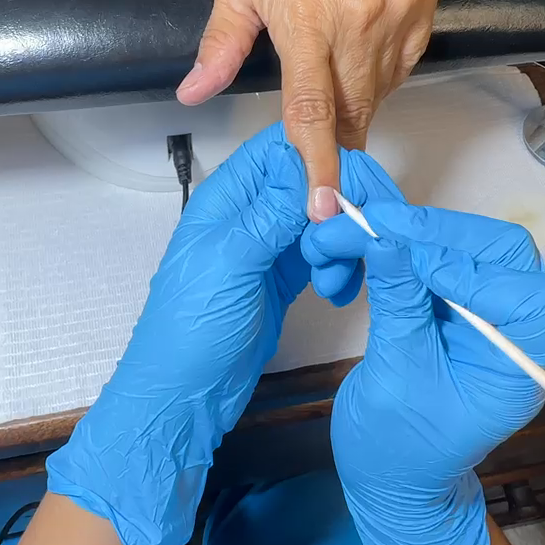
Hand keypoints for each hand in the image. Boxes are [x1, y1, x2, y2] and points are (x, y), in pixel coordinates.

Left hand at [47, 125, 397, 544]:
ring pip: (323, 219)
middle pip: (311, 181)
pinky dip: (340, 268)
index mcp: (227, 198)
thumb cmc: (191, 330)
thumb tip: (299, 158)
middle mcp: (251, 213)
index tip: (350, 191)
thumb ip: (267, 212)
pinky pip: (325, 254)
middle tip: (357, 240)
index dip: (321, 158)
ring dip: (342, 243)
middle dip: (340, 207)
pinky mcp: (286, 276)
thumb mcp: (229, 263)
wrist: (187, 395)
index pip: (281, 149)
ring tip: (333, 281)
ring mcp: (270, 245)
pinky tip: (335, 293)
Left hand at [177, 0, 441, 221]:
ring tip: (338, 69)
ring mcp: (401, 7)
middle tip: (326, 144)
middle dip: (340, 138)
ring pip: (383, 87)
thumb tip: (193, 94)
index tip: (324, 206)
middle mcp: (361, 19)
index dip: (319, 163)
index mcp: (306, 18)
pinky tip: (363, 45)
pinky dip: (384, 68)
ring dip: (360, 99)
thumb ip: (220, 43)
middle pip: (354, 109)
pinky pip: (408, 58)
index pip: (313, 109)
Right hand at [302, 201, 544, 544]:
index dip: (473, 269)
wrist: (390, 477)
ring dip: (414, 233)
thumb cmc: (399, 448)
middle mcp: (511, 331)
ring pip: (466, 245)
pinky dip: (401, 247)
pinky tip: (366, 248)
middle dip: (440, 232)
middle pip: (500, 252)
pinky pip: (436, 259)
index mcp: (517, 365)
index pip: (525, 295)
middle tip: (377, 224)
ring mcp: (482, 314)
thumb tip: (384, 239)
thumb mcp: (395, 377)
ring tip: (361, 231)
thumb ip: (397, 305)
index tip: (412, 263)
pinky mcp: (451, 305)